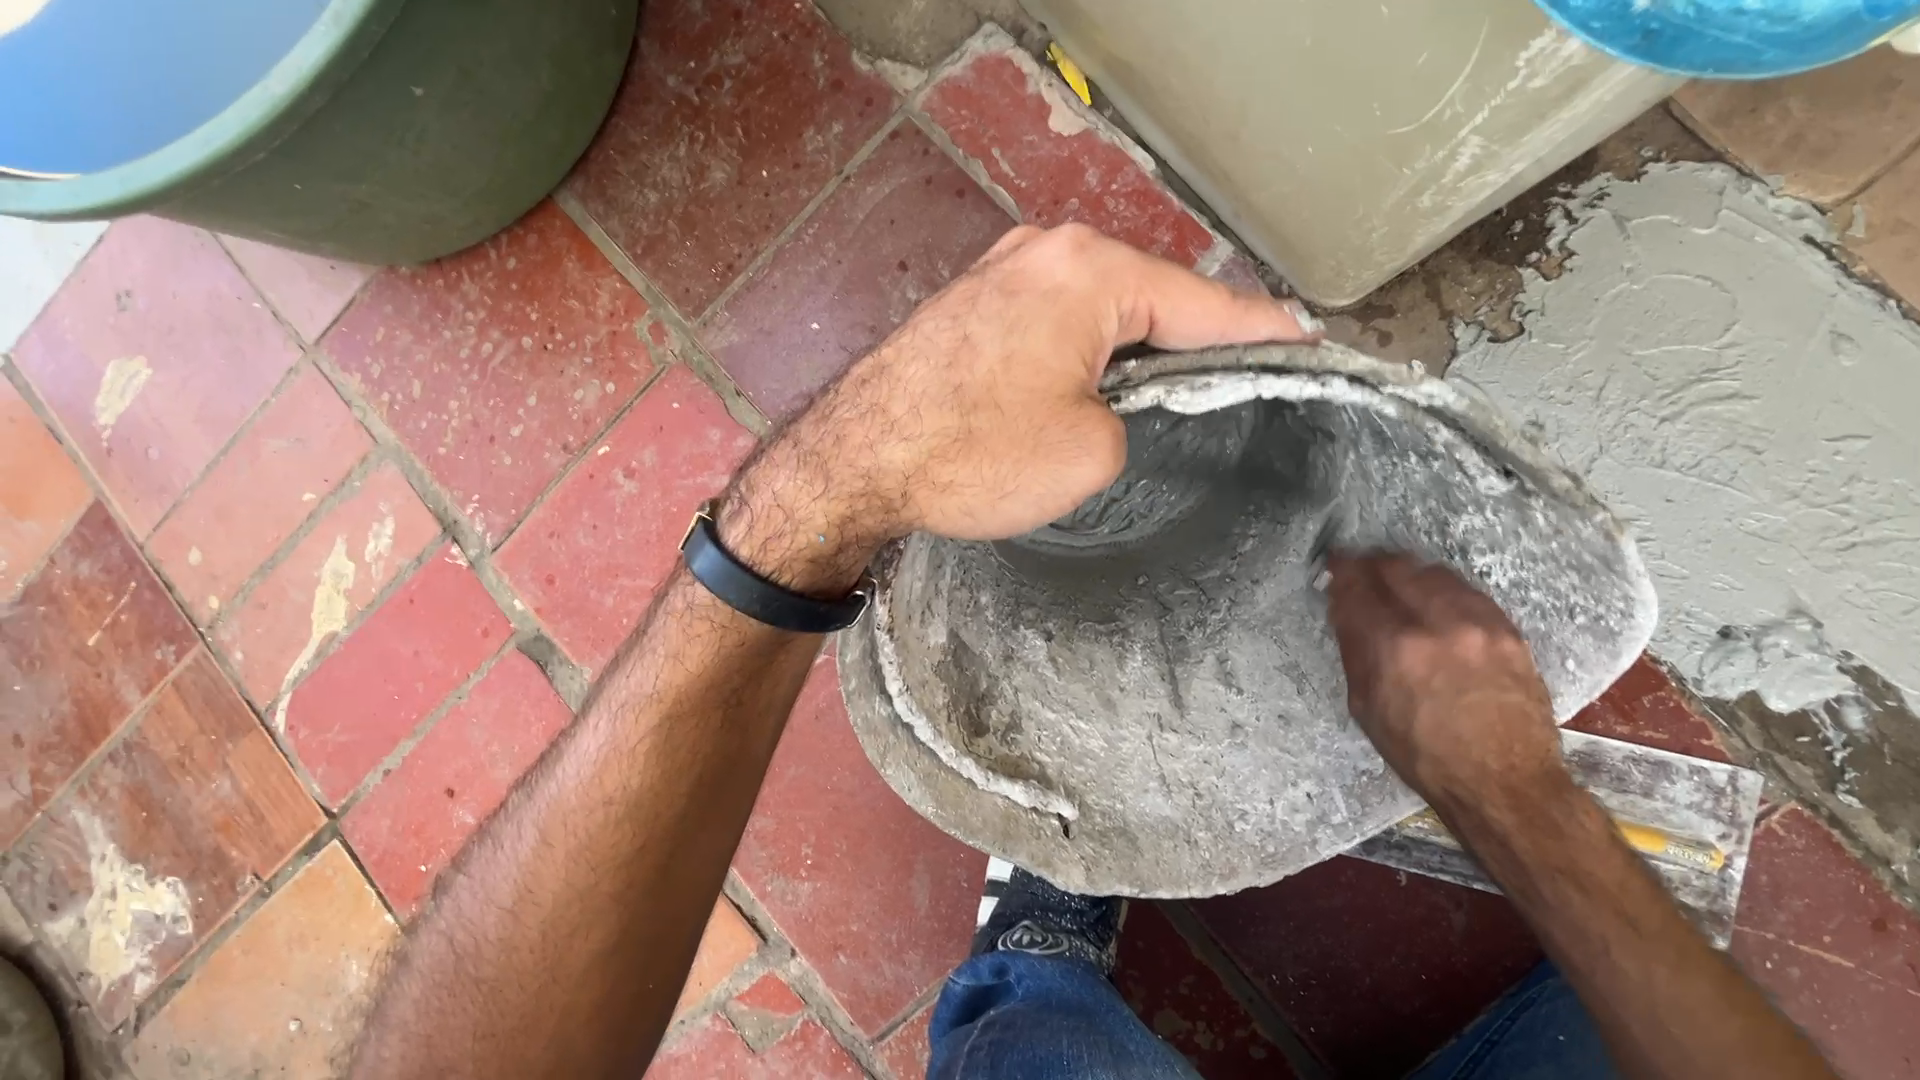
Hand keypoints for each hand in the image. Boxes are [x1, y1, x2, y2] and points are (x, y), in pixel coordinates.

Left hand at [719, 224, 1317, 593]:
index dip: (1261, 331)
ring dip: (1133, 345)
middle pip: (1150, 296)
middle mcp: (1046, 253)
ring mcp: (1002, 273)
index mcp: (1090, 272)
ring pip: (1098, 308)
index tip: (1304, 344)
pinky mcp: (972, 305)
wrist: (852, 461)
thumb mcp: (1090, 453)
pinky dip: (1084, 349)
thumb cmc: (968, 454)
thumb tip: (1110, 402)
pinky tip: (1095, 379)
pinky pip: (1053, 320)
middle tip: (1242, 372)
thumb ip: (1132, 415)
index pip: (1204, 302)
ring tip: (1173, 384)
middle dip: (1193, 337)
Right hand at [1323, 552, 1567, 810]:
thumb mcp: (1366, 707)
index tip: (1335, 564)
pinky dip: (1443, 588)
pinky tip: (1436, 600)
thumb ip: (1354, 651)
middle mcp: (1435, 626)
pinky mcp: (1507, 631)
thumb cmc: (1421, 754)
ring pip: (1433, 572)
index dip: (1342, 570)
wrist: (1502, 781)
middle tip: (1362, 567)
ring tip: (1398, 582)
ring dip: (1408, 572)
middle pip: (1395, 567)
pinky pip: (1468, 591)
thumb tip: (1344, 611)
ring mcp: (1477, 625)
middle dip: (1372, 564)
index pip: (1357, 587)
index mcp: (1391, 649)